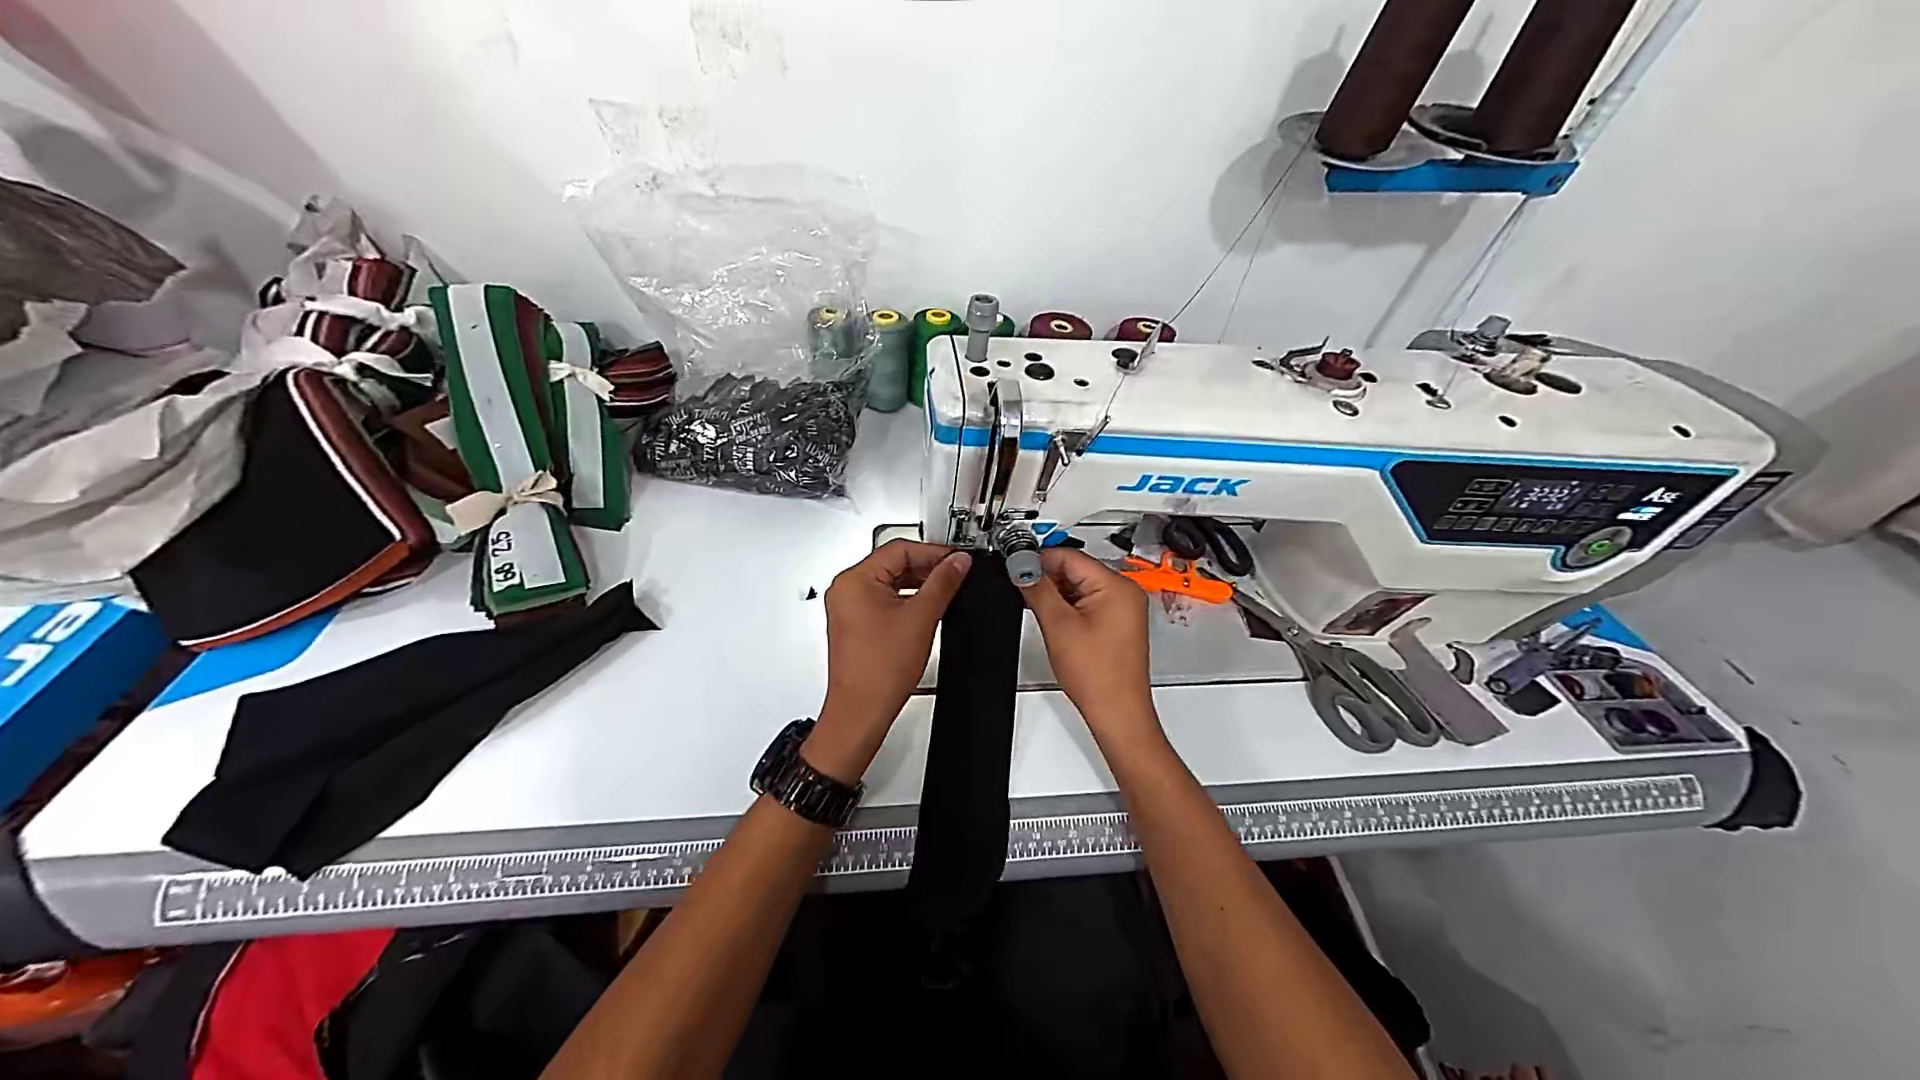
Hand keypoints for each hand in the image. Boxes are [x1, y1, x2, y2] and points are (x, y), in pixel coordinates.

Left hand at [807, 540, 971, 781]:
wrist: (862, 709)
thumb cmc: (878, 671)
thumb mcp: (921, 617)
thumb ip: (943, 583)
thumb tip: (957, 563)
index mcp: (855, 580)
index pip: (900, 549)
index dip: (933, 552)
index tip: (955, 559)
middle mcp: (846, 590)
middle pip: (893, 563)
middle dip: (926, 567)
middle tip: (954, 572)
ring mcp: (848, 607)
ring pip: (889, 581)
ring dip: (918, 583)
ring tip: (945, 590)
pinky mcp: (855, 623)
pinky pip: (883, 599)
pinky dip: (907, 599)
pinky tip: (926, 608)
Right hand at [1021, 549, 1159, 741]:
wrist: (1116, 711)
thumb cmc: (1099, 676)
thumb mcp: (1058, 625)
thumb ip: (1038, 589)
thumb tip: (1022, 566)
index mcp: (1116, 586)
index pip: (1069, 556)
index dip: (1039, 560)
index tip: (1016, 565)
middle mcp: (1124, 592)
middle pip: (1075, 568)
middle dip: (1046, 577)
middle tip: (1021, 588)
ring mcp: (1123, 607)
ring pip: (1079, 585)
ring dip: (1055, 593)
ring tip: (1037, 608)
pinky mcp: (1116, 622)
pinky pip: (1087, 601)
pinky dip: (1067, 606)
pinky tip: (1052, 619)